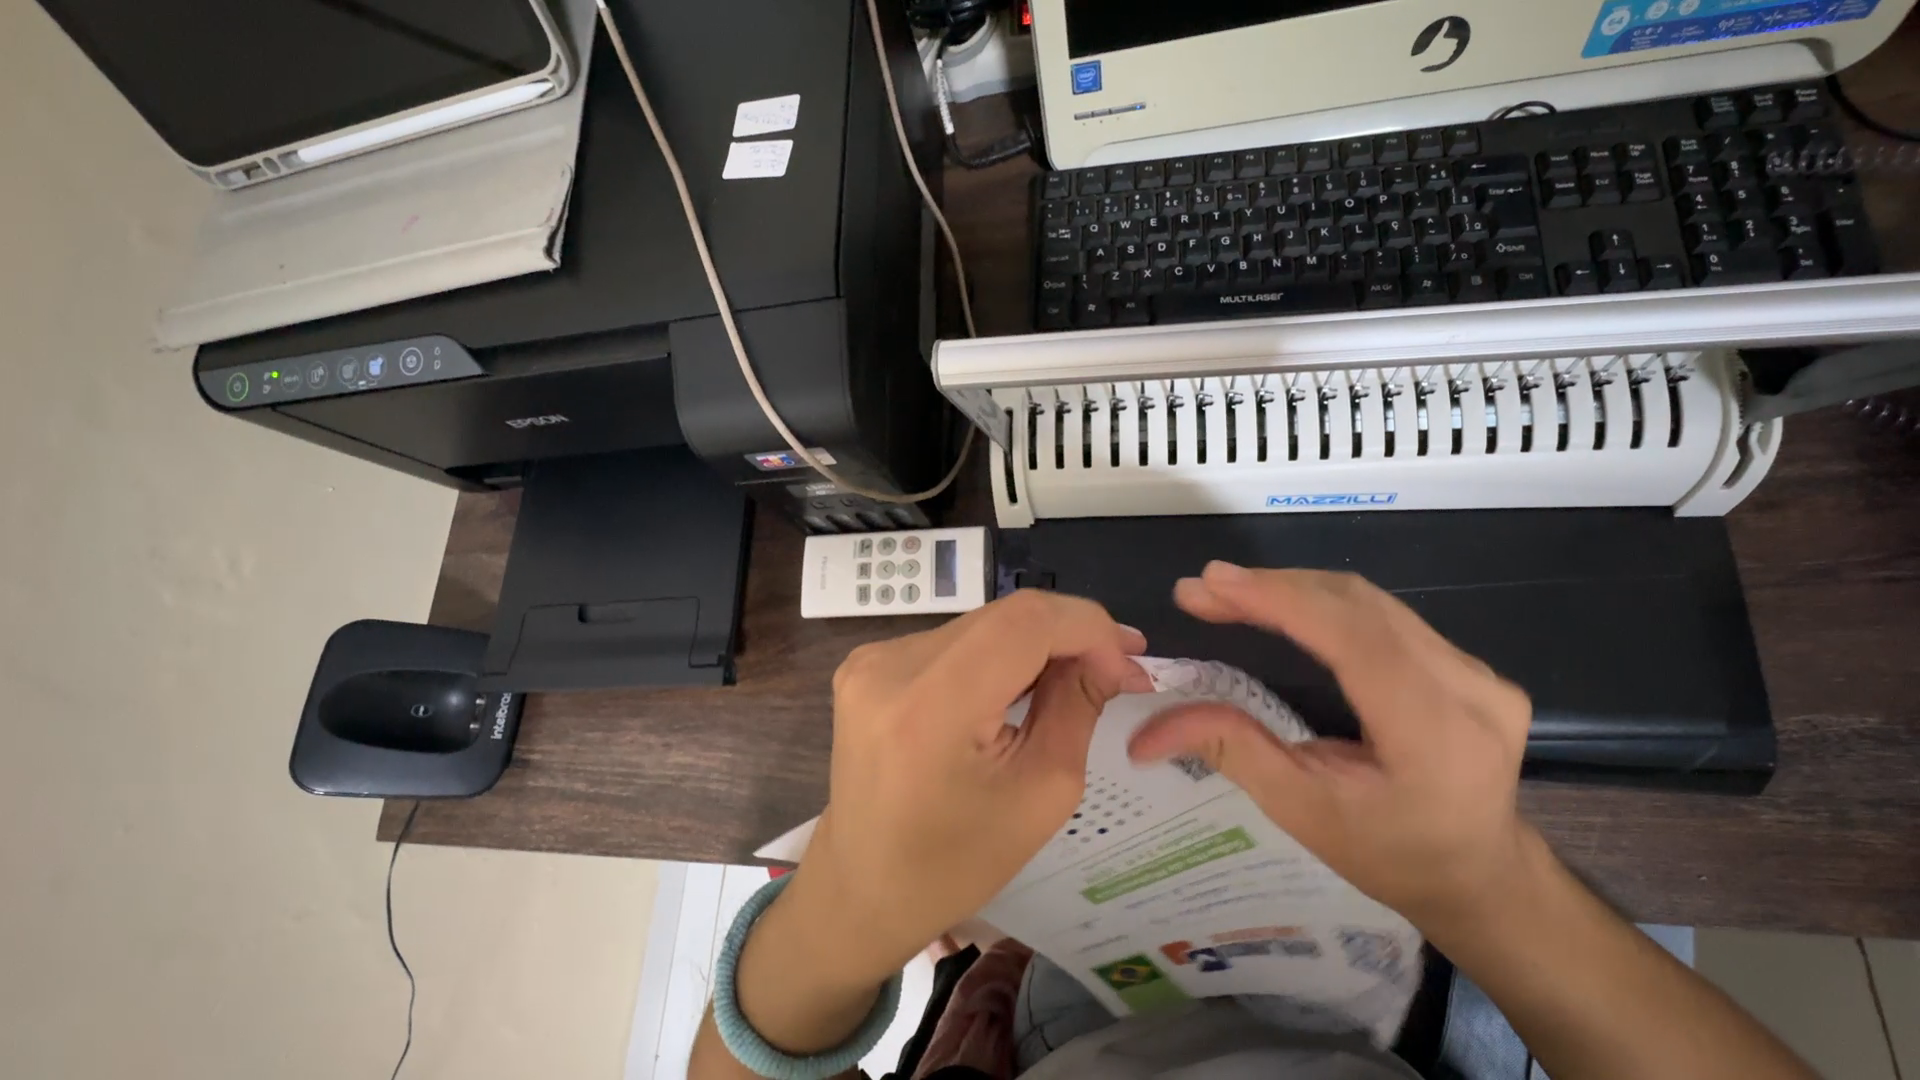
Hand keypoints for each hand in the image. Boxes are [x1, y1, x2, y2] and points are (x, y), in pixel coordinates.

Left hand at [781, 590, 1149, 982]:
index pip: (1025, 621)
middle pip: (1003, 617)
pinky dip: (993, 657)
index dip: (1088, 627)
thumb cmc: (954, 864)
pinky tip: (1012, 692)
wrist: (862, 887)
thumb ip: (1077, 707)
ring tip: (1070, 684)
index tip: (1128, 662)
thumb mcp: (1040, 794)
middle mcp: (890, 664)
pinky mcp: (864, 663)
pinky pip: (951, 642)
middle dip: (1068, 636)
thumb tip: (1111, 656)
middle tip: (1114, 671)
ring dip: (1032, 646)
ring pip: (981, 625)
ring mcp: (870, 659)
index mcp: (930, 705)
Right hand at [1128, 562, 1533, 929]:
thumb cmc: (1388, 855)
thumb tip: (1147, 730)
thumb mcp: (1302, 812)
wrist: (1479, 877)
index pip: (1355, 640)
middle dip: (1275, 588)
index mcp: (1436, 735)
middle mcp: (1469, 690)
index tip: (1211, 584)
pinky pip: (1387, 614)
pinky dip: (1325, 603)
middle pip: (1360, 607)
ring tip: (1229, 591)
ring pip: (1373, 602)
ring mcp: (1478, 672)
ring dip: (1296, 588)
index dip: (1281, 601)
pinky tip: (1283, 605)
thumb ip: (1233, 751)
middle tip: (1204, 588)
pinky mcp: (1471, 665)